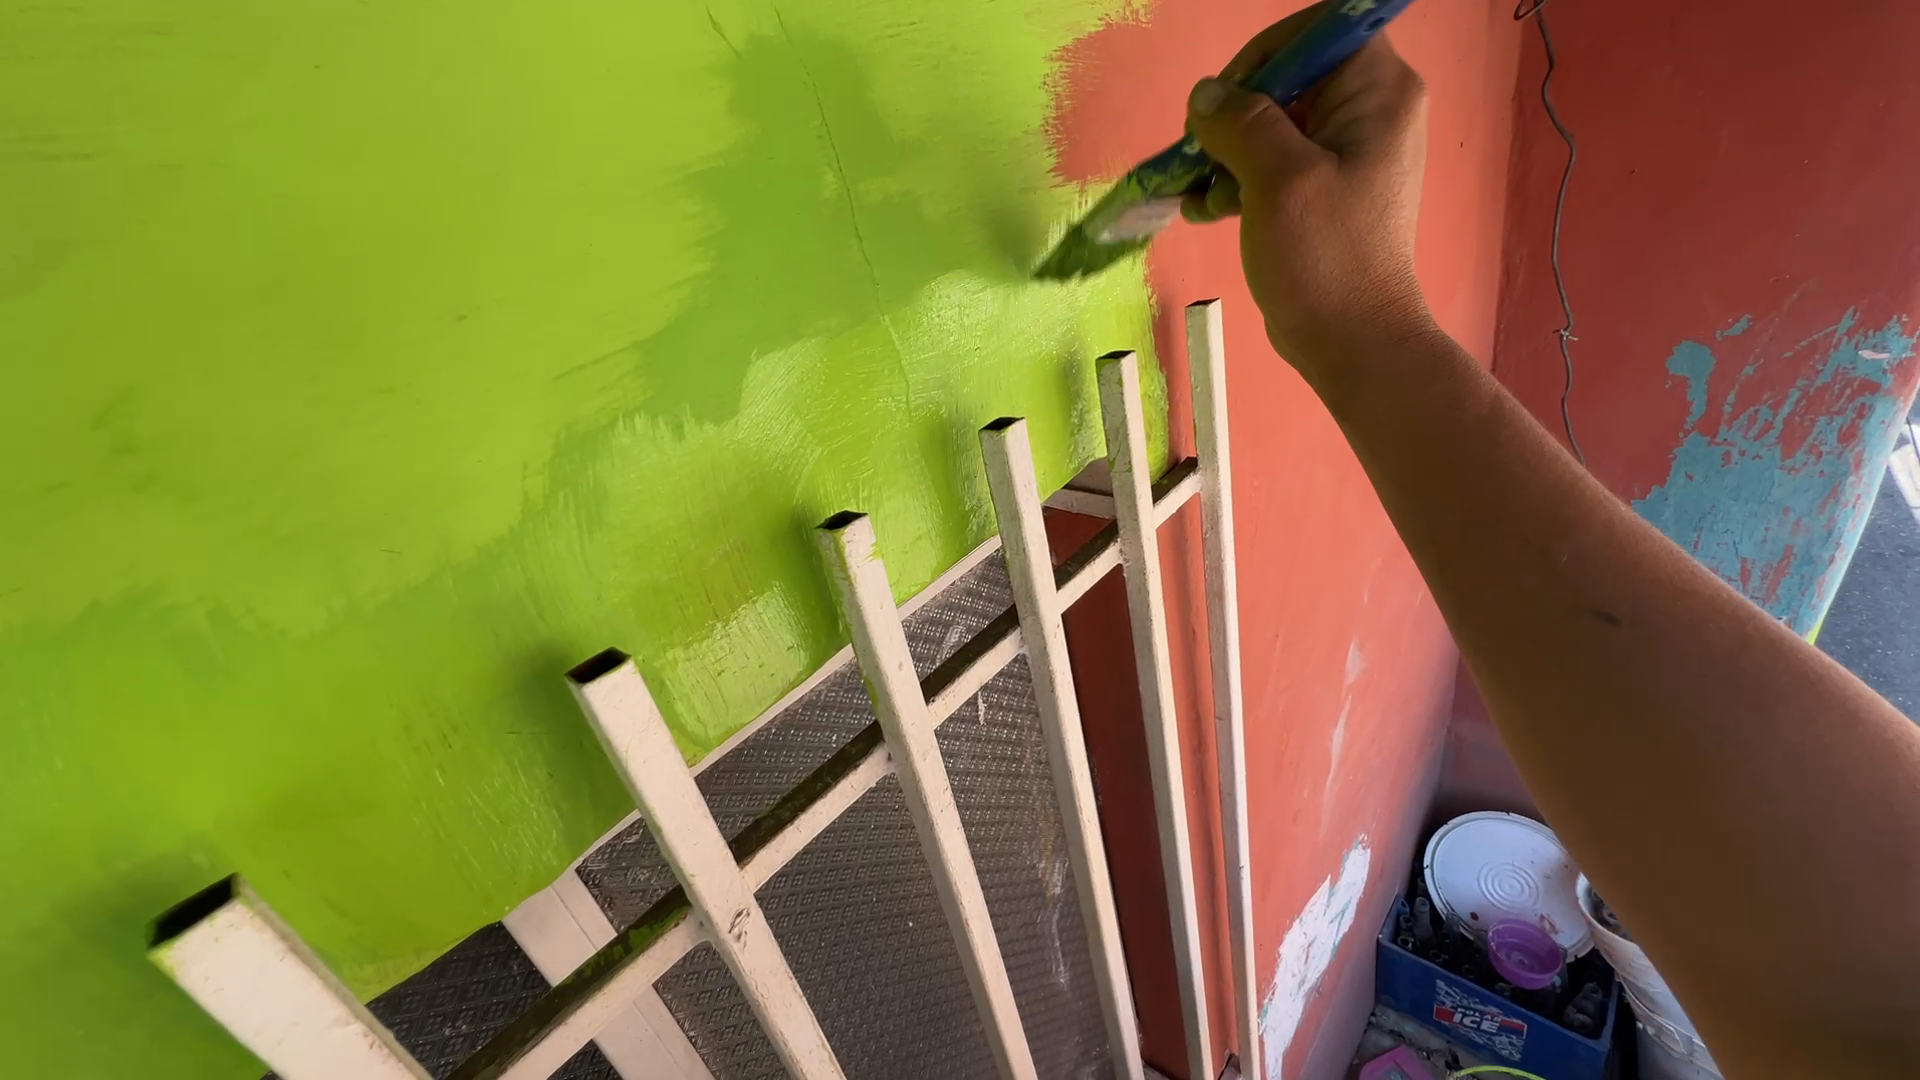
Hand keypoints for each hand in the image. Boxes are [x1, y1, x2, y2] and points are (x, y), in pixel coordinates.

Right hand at [1184, 5, 1434, 383]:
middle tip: (1197, 156)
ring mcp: (1343, 157)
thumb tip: (1204, 94)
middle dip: (1233, 120)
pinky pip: (1271, 168)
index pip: (1316, 34)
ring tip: (1194, 196)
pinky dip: (1235, 184)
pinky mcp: (1320, 195)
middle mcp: (1366, 113)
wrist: (1347, 337)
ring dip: (1224, 158)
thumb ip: (1241, 125)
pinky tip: (1203, 211)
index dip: (1261, 57)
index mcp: (1377, 92)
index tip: (1221, 102)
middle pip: (1287, 84)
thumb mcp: (1278, 181)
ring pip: (1270, 130)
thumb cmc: (1323, 256)